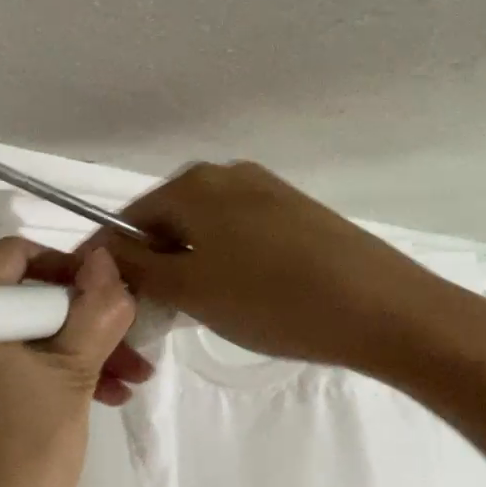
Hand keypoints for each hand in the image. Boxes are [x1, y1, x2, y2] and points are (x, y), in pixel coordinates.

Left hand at [0, 238, 137, 486]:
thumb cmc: (25, 452)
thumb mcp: (72, 376)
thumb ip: (92, 311)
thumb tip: (102, 258)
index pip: (11, 259)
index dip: (65, 269)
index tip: (107, 302)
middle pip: (15, 305)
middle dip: (79, 323)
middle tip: (130, 354)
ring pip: (11, 345)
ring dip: (69, 356)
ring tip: (123, 388)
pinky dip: (36, 381)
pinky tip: (86, 406)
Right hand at [87, 161, 464, 374]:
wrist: (387, 312)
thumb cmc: (271, 300)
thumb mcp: (186, 289)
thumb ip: (131, 266)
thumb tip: (97, 251)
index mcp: (190, 184)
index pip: (124, 221)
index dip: (109, 263)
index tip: (102, 302)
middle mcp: (225, 174)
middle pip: (164, 222)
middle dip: (151, 264)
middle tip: (152, 312)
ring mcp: (266, 189)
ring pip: (201, 230)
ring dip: (187, 265)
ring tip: (197, 309)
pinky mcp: (297, 212)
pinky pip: (237, 234)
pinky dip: (223, 262)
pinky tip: (240, 296)